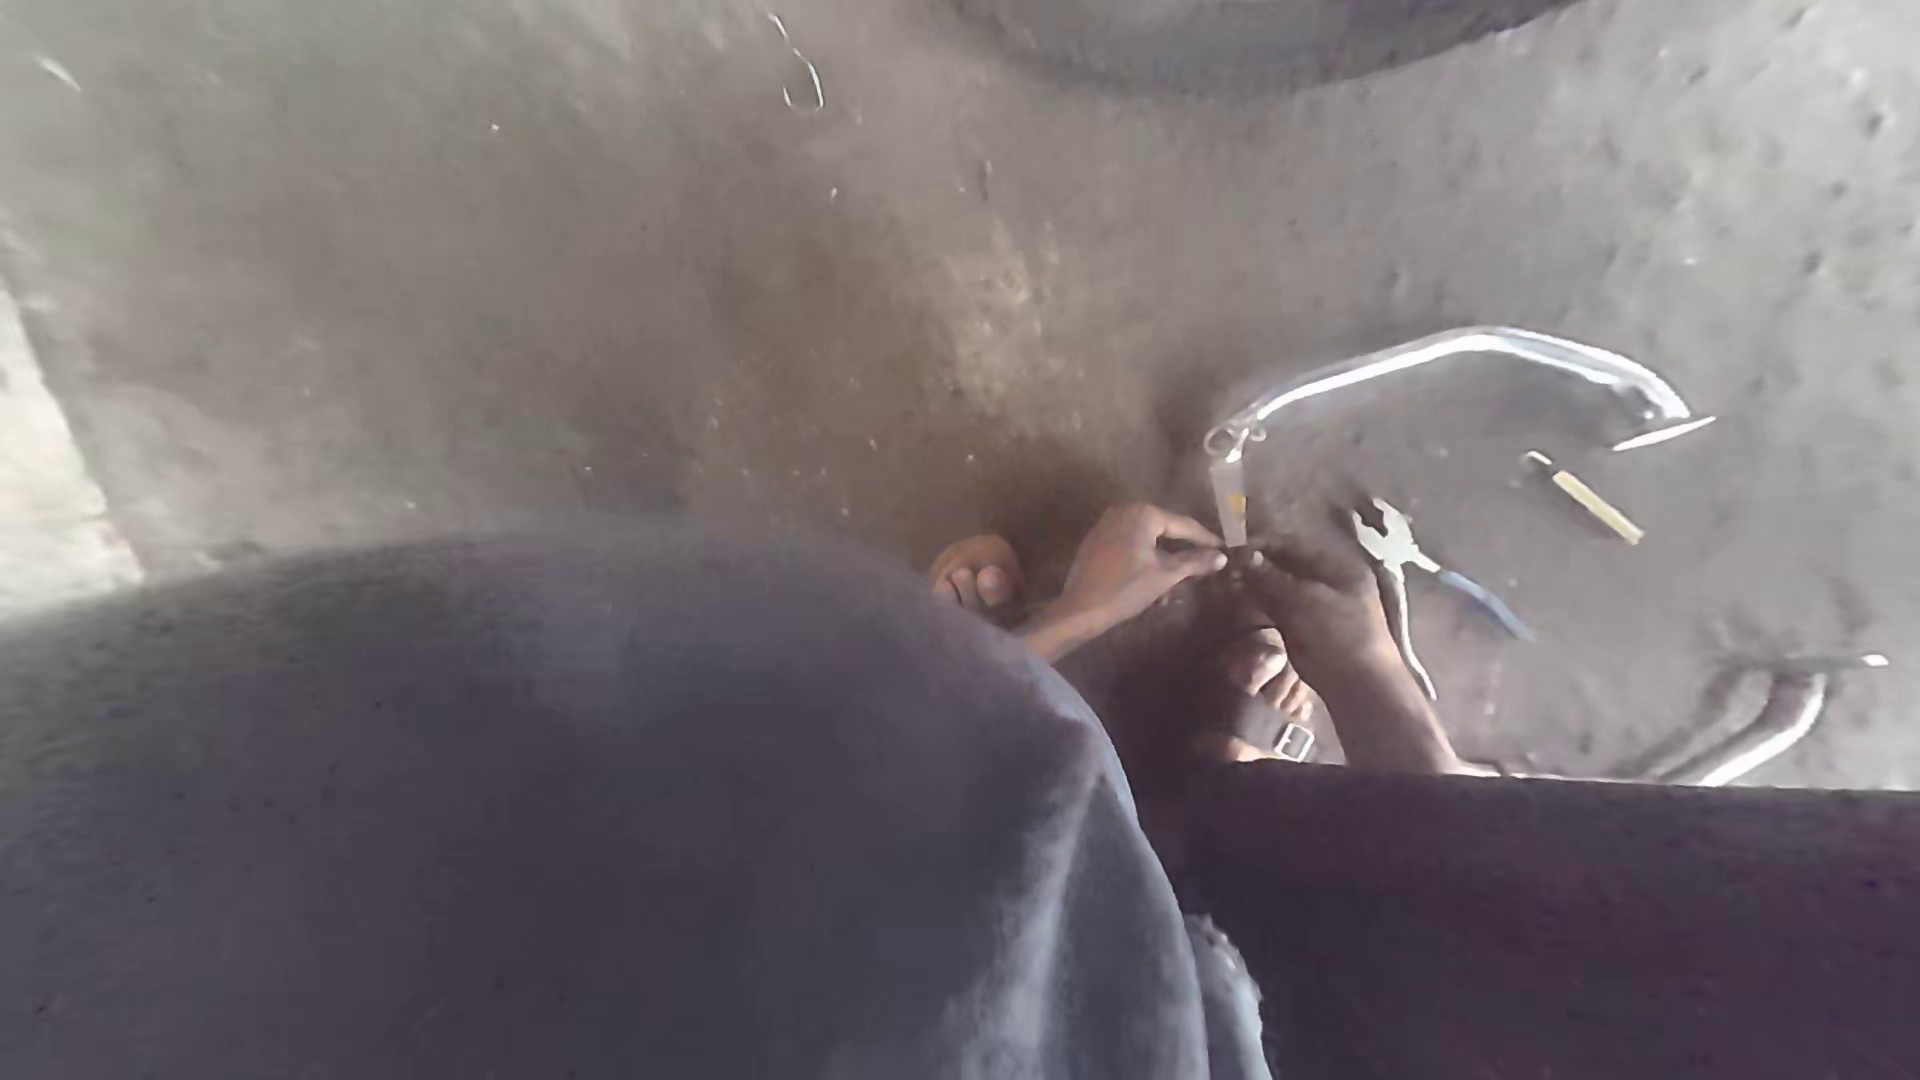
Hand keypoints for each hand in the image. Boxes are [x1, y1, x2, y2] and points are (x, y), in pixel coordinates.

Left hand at [1030, 504, 1226, 653]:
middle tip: (1205, 559)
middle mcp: (1122, 511)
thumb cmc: (1126, 589)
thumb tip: (1221, 556)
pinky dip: (1144, 555)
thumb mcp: (1165, 574)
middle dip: (1182, 547)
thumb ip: (1194, 562)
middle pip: (1162, 528)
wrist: (1081, 608)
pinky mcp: (1095, 540)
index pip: (1182, 524)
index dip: (1204, 538)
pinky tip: (1154, 572)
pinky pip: (1128, 543)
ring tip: (1182, 572)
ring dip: (1163, 555)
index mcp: (1141, 513)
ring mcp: (1105, 524)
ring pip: (1145, 537)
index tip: (1223, 548)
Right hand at [1238, 536, 1400, 691]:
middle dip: (1254, 563)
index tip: (1234, 547)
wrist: (1355, 681)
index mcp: (1336, 566)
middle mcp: (1322, 579)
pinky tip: (1234, 596)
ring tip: (1225, 581)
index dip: (1264, 544)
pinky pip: (1271, 603)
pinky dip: (1254, 599)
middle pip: (1282, 563)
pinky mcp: (1296, 621)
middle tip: (1226, 566)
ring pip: (1274, 584)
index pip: (1294, 544)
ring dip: (1251, 581)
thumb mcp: (1305, 598)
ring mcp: (1309, 601)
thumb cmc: (1339, 632)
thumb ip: (1272, 576)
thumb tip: (1241, 554)